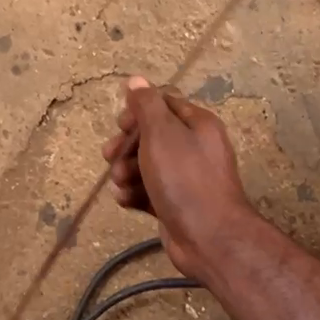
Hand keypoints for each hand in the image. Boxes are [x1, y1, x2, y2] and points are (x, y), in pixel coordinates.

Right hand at [101, 76, 258, 282]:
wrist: (210, 239)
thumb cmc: (185, 178)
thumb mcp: (162, 133)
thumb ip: (146, 105)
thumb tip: (136, 80)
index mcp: (197, 124)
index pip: (163, 105)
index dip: (138, 112)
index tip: (120, 125)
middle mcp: (195, 147)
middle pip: (152, 135)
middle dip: (127, 145)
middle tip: (110, 155)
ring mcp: (187, 178)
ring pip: (148, 165)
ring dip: (127, 171)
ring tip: (119, 183)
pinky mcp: (177, 204)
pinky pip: (151, 191)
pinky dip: (135, 193)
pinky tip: (124, 200)